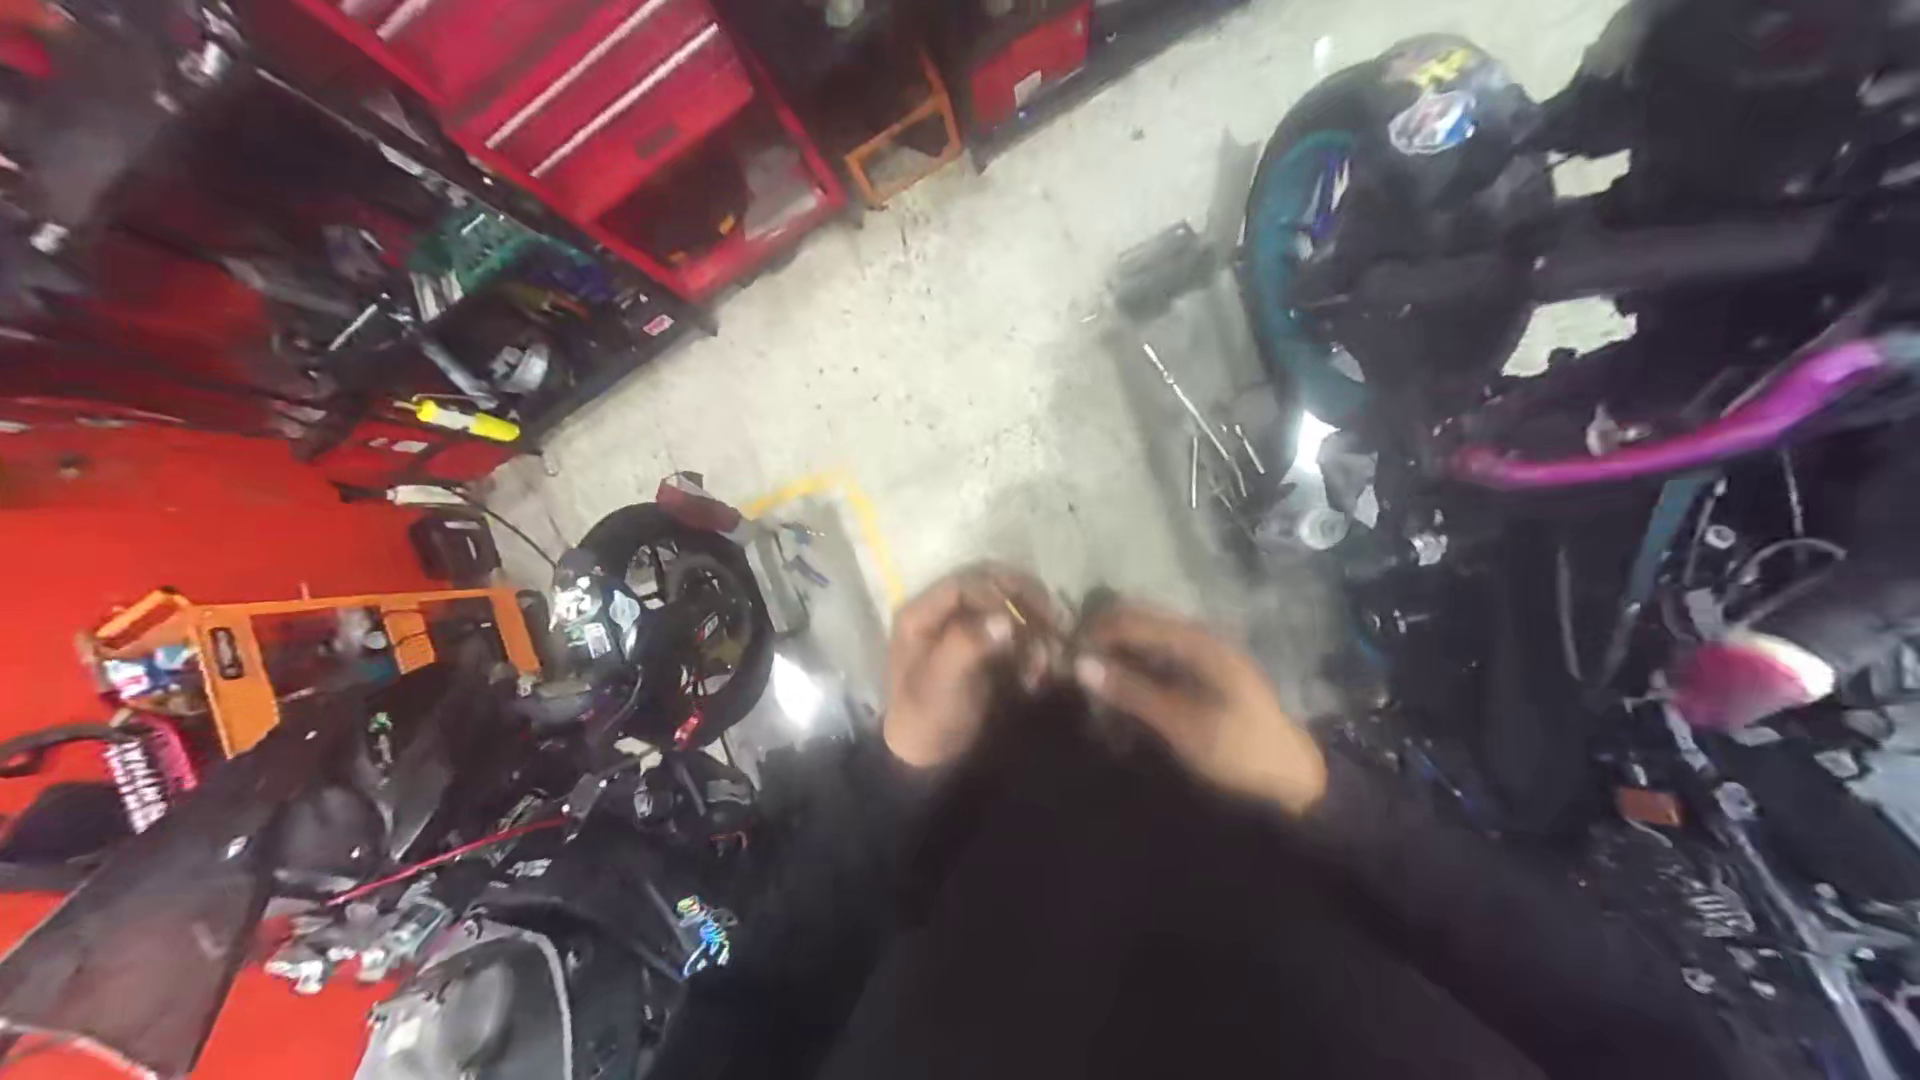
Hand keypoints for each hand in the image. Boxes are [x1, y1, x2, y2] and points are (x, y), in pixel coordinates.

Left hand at [883, 566, 1056, 767]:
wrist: (934, 757)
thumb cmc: (928, 717)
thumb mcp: (941, 683)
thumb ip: (967, 645)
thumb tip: (1003, 618)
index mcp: (920, 614)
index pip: (961, 584)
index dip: (993, 592)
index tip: (1020, 619)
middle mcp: (944, 612)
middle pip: (989, 585)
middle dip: (1025, 600)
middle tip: (1055, 620)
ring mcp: (968, 626)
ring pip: (1008, 604)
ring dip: (1034, 623)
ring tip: (1048, 653)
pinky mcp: (987, 643)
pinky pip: (1016, 628)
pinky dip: (1034, 641)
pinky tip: (1041, 668)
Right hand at [1075, 603, 1325, 815]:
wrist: (1292, 781)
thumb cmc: (1238, 750)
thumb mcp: (1182, 725)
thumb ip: (1131, 691)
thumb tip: (1081, 663)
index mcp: (1197, 642)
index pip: (1133, 620)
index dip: (1096, 632)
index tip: (1064, 654)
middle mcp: (1198, 637)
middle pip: (1138, 622)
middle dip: (1103, 638)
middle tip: (1073, 666)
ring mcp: (1201, 654)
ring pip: (1144, 639)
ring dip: (1116, 653)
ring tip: (1090, 677)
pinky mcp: (1201, 673)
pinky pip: (1156, 657)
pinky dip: (1133, 667)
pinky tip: (1118, 687)